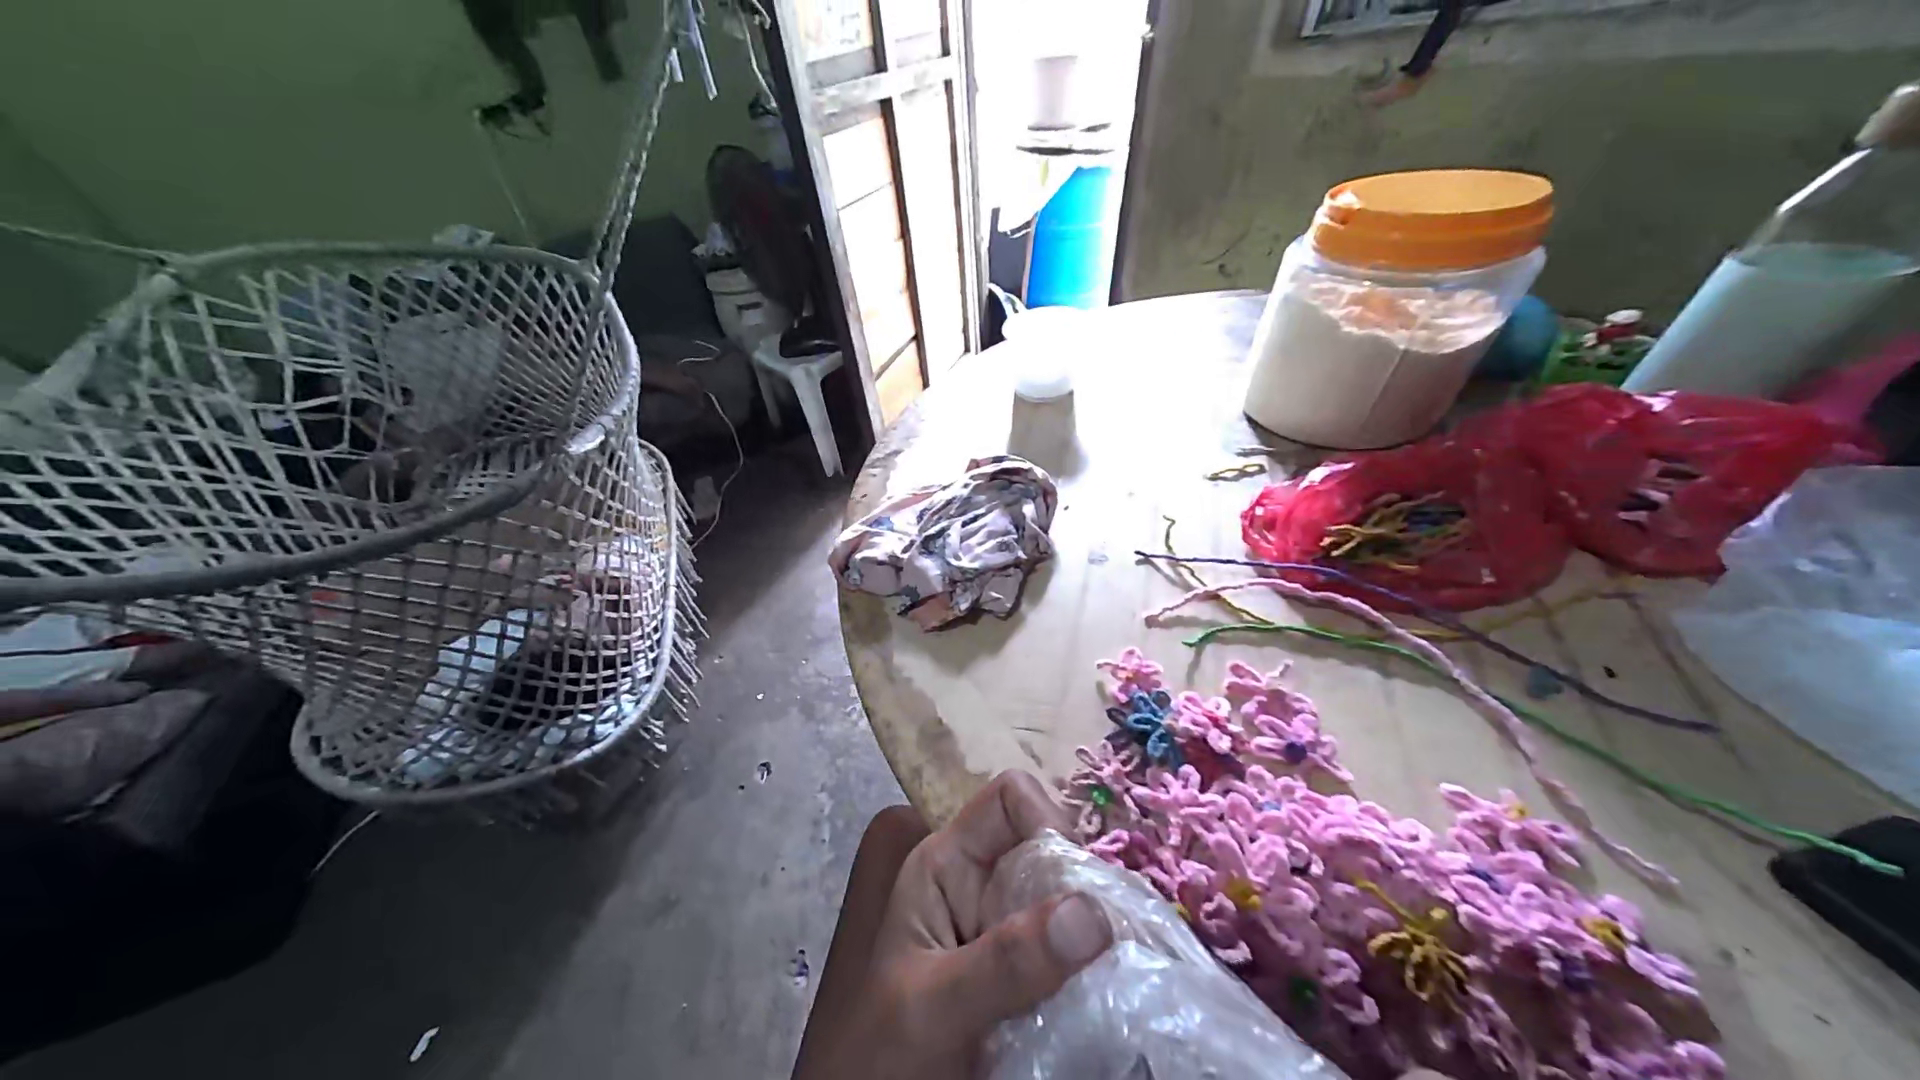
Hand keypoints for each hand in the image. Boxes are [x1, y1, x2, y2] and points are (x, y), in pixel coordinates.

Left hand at [792, 771, 1113, 1079]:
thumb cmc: (876, 1059)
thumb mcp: (933, 1006)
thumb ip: (1006, 961)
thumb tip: (1094, 912)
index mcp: (946, 866)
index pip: (1009, 800)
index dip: (1050, 822)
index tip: (1082, 886)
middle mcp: (980, 886)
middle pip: (1050, 850)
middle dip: (1086, 886)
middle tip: (1118, 940)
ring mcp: (1004, 931)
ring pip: (1069, 901)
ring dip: (1097, 932)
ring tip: (1122, 972)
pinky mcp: (1025, 977)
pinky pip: (1073, 952)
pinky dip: (1096, 969)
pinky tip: (1110, 996)